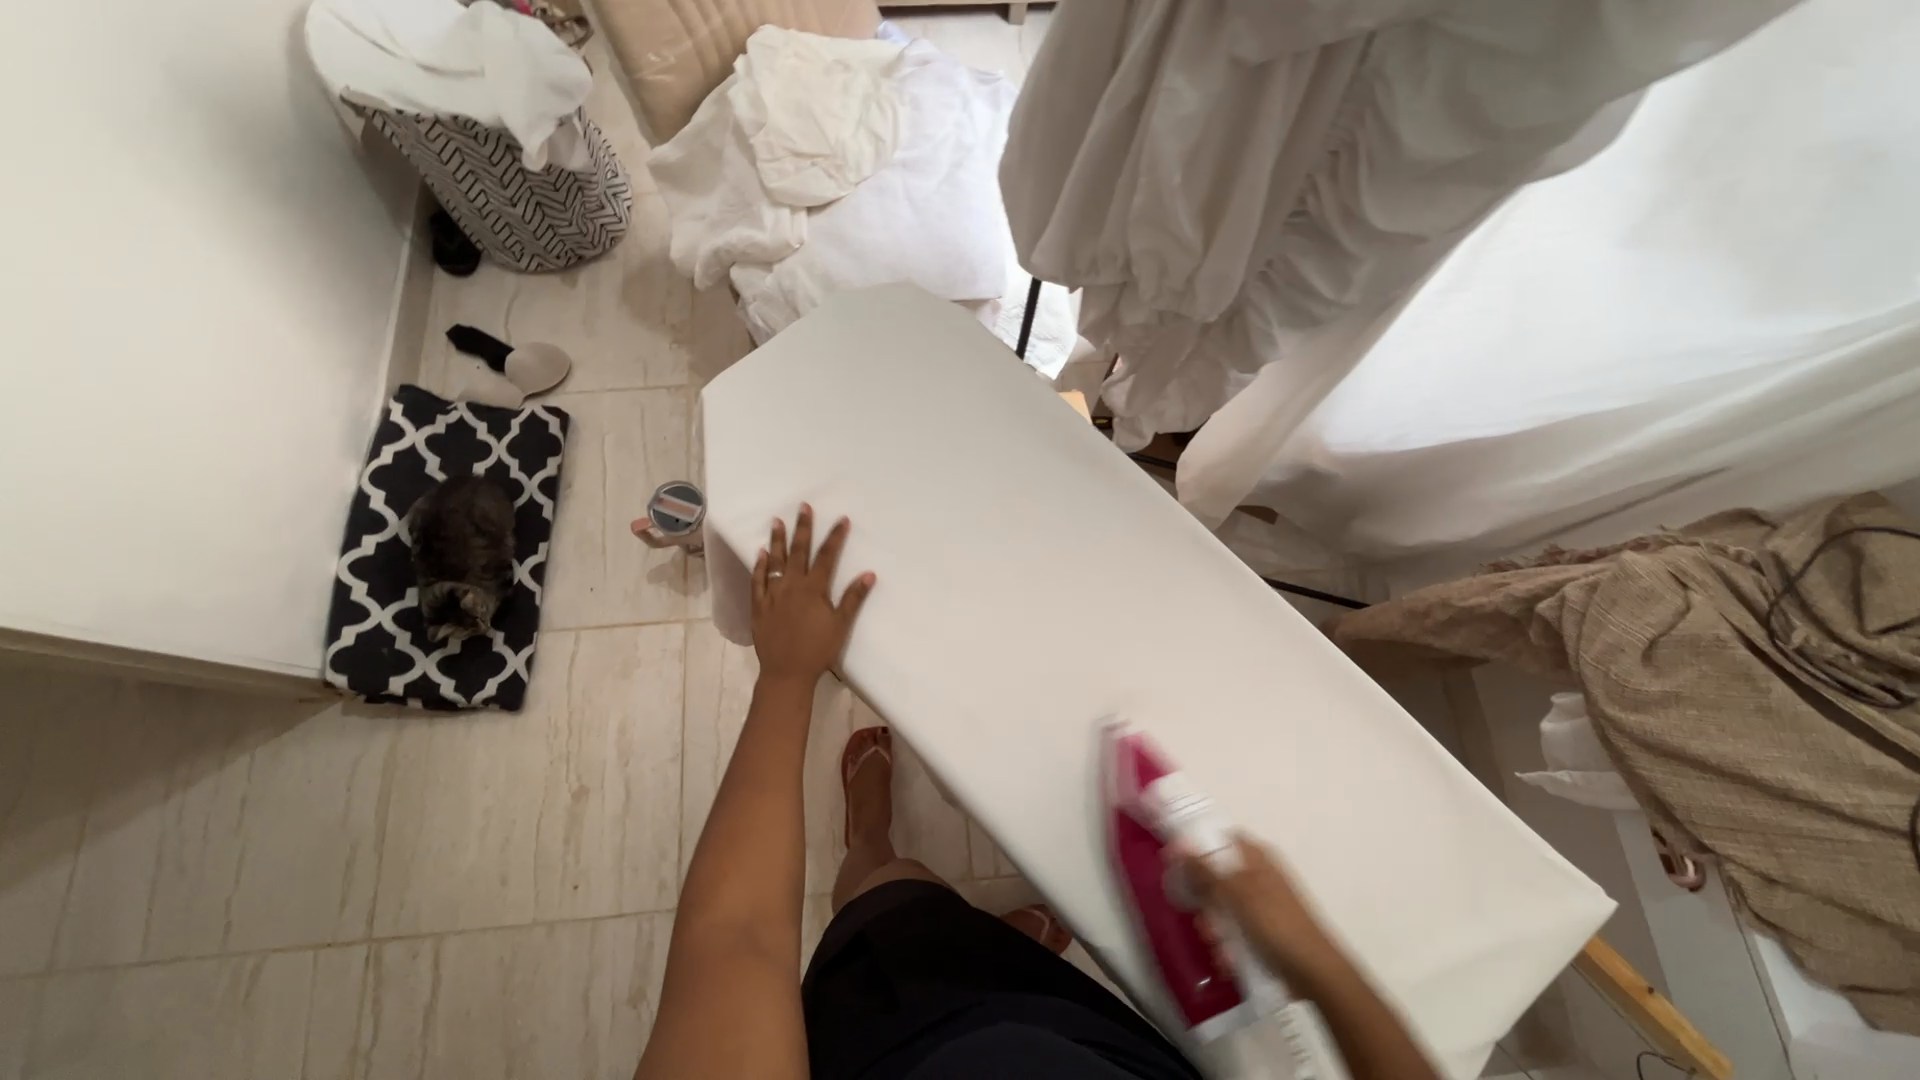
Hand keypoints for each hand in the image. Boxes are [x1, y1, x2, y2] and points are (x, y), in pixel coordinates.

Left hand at [751, 504, 875, 685]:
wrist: (786, 672)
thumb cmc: (818, 650)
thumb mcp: (841, 625)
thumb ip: (853, 598)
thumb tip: (869, 574)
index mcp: (814, 589)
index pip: (826, 557)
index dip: (835, 537)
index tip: (841, 519)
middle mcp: (792, 586)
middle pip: (799, 552)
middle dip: (803, 528)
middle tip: (804, 507)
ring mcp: (773, 594)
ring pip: (775, 561)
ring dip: (777, 541)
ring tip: (777, 522)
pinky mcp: (759, 606)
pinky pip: (758, 581)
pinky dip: (760, 566)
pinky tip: (761, 554)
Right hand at [1179, 834, 1341, 984]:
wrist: (1316, 974)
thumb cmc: (1277, 924)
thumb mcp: (1237, 895)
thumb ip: (1205, 871)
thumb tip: (1178, 845)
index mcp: (1256, 858)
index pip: (1220, 838)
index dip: (1198, 847)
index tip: (1178, 864)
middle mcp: (1258, 876)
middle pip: (1216, 877)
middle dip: (1205, 901)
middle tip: (1202, 918)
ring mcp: (1261, 905)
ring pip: (1222, 908)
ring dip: (1215, 928)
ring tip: (1219, 947)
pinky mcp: (1263, 932)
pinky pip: (1234, 931)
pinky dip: (1228, 945)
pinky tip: (1228, 960)